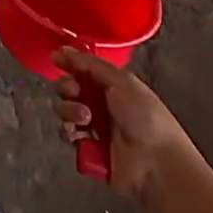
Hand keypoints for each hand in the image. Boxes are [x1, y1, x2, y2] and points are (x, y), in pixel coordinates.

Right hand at [51, 47, 198, 198]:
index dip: (68, 62)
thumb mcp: (122, 81)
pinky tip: (79, 133)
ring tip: (85, 118)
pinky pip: (67, 134)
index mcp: (110, 85)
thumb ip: (90, 64)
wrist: (157, 163)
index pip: (82, 68)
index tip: (55, 59)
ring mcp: (93, 126)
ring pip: (64, 109)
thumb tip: (63, 49)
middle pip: (68, 87)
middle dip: (66, 86)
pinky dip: (68, 131)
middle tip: (74, 91)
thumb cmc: (144, 117)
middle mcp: (99, 103)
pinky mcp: (87, 148)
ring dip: (69, 109)